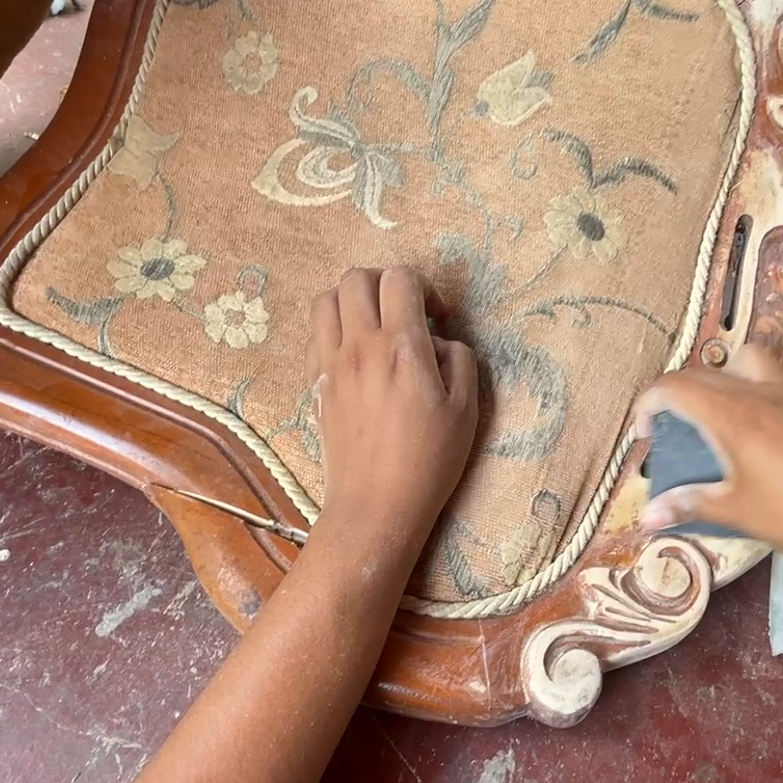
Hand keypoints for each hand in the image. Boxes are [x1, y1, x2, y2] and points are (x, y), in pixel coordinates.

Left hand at [306, 268, 478, 549]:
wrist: (376, 504)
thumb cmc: (429, 461)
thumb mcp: (467, 410)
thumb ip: (460, 360)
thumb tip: (440, 341)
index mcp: (402, 348)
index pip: (400, 279)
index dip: (423, 286)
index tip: (437, 317)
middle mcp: (360, 346)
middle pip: (356, 278)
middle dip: (384, 283)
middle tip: (404, 312)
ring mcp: (331, 363)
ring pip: (326, 299)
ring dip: (352, 300)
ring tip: (374, 325)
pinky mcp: (315, 383)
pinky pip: (315, 333)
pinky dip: (334, 328)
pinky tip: (355, 353)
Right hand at [633, 344, 782, 574]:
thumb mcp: (736, 513)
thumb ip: (688, 506)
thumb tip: (645, 518)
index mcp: (731, 416)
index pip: (673, 387)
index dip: (647, 405)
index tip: (644, 437)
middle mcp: (759, 394)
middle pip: (703, 373)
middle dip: (677, 396)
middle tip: (672, 434)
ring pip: (751, 357)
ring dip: (728, 374)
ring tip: (723, 409)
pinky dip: (779, 381)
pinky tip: (778, 407)